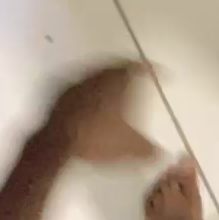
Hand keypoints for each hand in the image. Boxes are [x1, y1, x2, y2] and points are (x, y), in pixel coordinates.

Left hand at [42, 60, 159, 164]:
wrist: (56, 143)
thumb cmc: (97, 140)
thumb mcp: (128, 148)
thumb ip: (147, 149)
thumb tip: (162, 153)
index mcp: (118, 81)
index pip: (139, 67)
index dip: (152, 69)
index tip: (161, 72)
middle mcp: (99, 75)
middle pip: (118, 65)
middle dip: (130, 70)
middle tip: (139, 75)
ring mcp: (79, 81)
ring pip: (100, 73)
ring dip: (110, 78)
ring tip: (117, 87)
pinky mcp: (63, 92)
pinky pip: (84, 83)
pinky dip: (92, 88)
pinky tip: (93, 101)